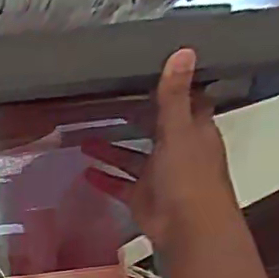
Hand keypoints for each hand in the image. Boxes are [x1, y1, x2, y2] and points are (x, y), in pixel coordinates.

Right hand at [82, 48, 239, 254]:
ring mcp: (158, 175)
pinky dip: (104, 178)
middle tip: (107, 105)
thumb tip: (183, 51)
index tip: (151, 75)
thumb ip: (174, 95)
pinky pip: (120, 184)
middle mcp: (177, 150)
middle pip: (154, 129)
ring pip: (132, 157)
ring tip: (85, 138)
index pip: (185, 103)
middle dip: (134, 118)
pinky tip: (84, 172)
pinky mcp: (142, 197)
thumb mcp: (178, 130)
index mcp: (194, 131)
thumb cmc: (189, 176)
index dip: (171, 89)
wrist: (187, 226)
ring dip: (111, 149)